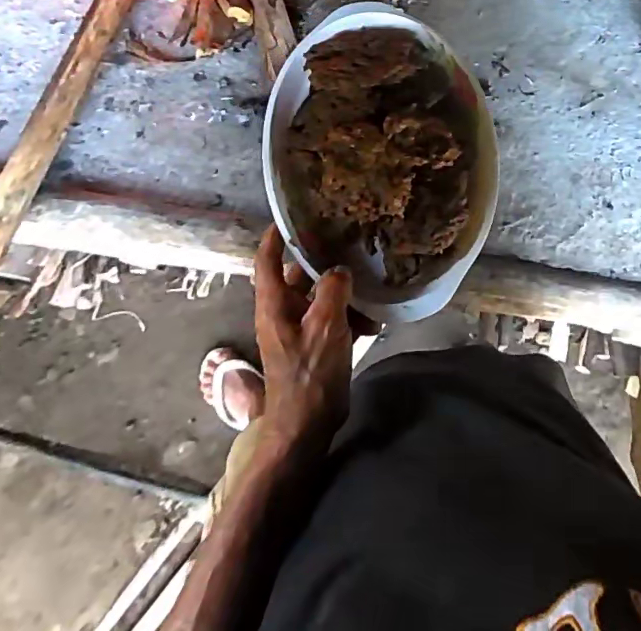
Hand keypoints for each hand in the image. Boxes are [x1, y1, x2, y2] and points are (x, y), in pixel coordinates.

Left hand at [252, 226, 354, 451]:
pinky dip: (348, 315)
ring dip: (341, 290)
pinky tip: (373, 320)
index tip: (290, 216)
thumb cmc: (310, 373)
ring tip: (367, 282)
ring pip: (317, 296)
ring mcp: (297, 330)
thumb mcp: (325, 325)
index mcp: (273, 304)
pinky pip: (329, 318)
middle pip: (297, 275)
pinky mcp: (313, 345)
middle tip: (345, 241)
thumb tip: (338, 270)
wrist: (307, 425)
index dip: (275, 236)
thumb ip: (332, 289)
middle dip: (320, 260)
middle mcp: (281, 312)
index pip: (267, 260)